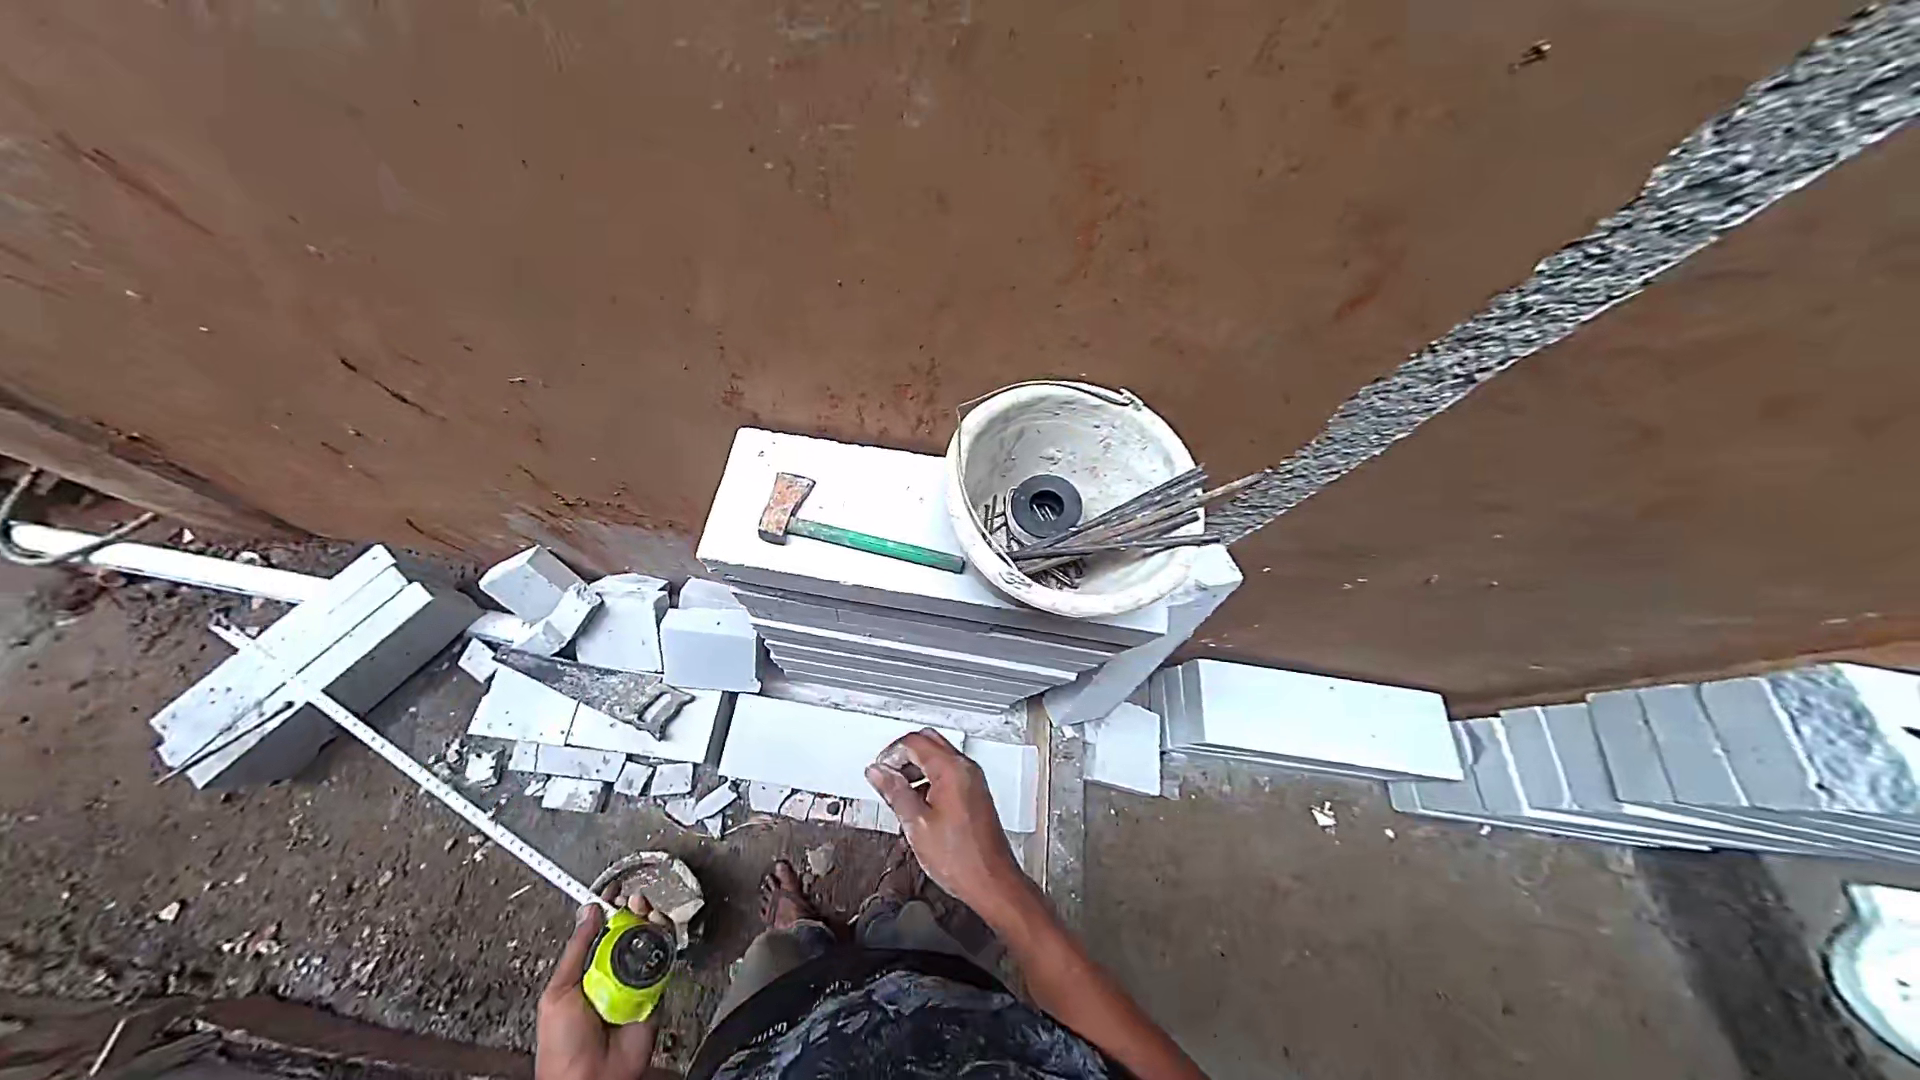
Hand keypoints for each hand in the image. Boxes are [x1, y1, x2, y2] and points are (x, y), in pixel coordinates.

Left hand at [535, 901, 657, 1079]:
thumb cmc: (563, 1047)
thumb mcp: (557, 993)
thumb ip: (575, 951)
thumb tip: (588, 912)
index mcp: (585, 970)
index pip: (599, 931)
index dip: (607, 908)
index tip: (614, 890)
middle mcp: (612, 971)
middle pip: (628, 930)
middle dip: (634, 911)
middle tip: (636, 902)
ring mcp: (634, 981)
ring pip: (648, 941)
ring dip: (651, 923)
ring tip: (648, 914)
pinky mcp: (655, 990)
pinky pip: (663, 962)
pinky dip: (665, 945)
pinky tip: (660, 933)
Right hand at [866, 730, 1029, 919]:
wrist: (991, 881)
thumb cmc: (961, 858)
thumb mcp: (915, 824)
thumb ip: (894, 792)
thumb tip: (878, 772)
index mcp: (951, 770)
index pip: (914, 742)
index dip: (891, 753)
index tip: (879, 771)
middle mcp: (966, 768)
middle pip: (929, 742)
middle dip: (904, 756)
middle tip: (887, 776)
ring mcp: (973, 780)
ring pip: (939, 756)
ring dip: (916, 768)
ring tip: (899, 794)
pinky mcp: (975, 793)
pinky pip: (949, 773)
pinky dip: (931, 779)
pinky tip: (918, 805)